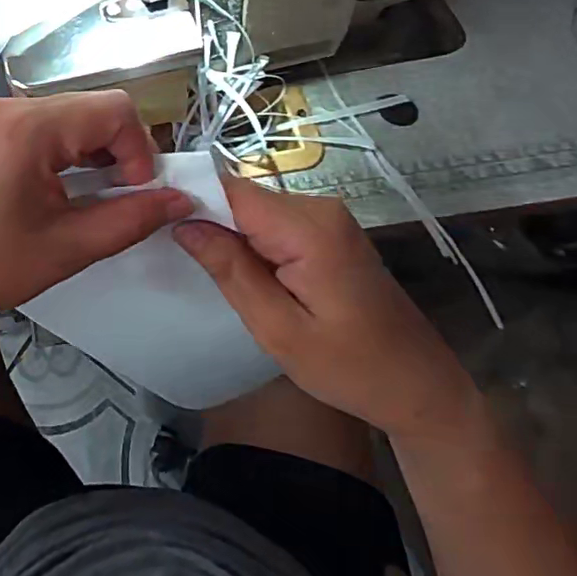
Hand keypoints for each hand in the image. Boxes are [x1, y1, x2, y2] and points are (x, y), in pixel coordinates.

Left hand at [0, 91, 191, 347]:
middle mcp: (13, 107)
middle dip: (123, 151)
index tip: (140, 195)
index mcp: (29, 127)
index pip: (115, 110)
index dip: (141, 150)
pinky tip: (72, 190)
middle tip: (125, 200)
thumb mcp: (68, 247)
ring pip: (77, 116)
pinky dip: (74, 153)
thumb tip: (181, 199)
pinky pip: (51, 127)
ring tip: (99, 199)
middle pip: (96, 108)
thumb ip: (132, 218)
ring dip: (99, 153)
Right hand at [175, 176, 479, 438]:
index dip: (191, 199)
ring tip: (212, 271)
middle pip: (242, 197)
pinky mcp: (329, 229)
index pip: (232, 190)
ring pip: (255, 209)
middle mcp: (319, 207)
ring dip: (230, 235)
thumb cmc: (351, 368)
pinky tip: (247, 273)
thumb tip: (184, 225)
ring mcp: (327, 215)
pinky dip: (252, 241)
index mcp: (309, 228)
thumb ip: (230, 270)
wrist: (420, 384)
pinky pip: (274, 222)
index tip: (155, 219)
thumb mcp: (279, 329)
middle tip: (182, 260)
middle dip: (210, 223)